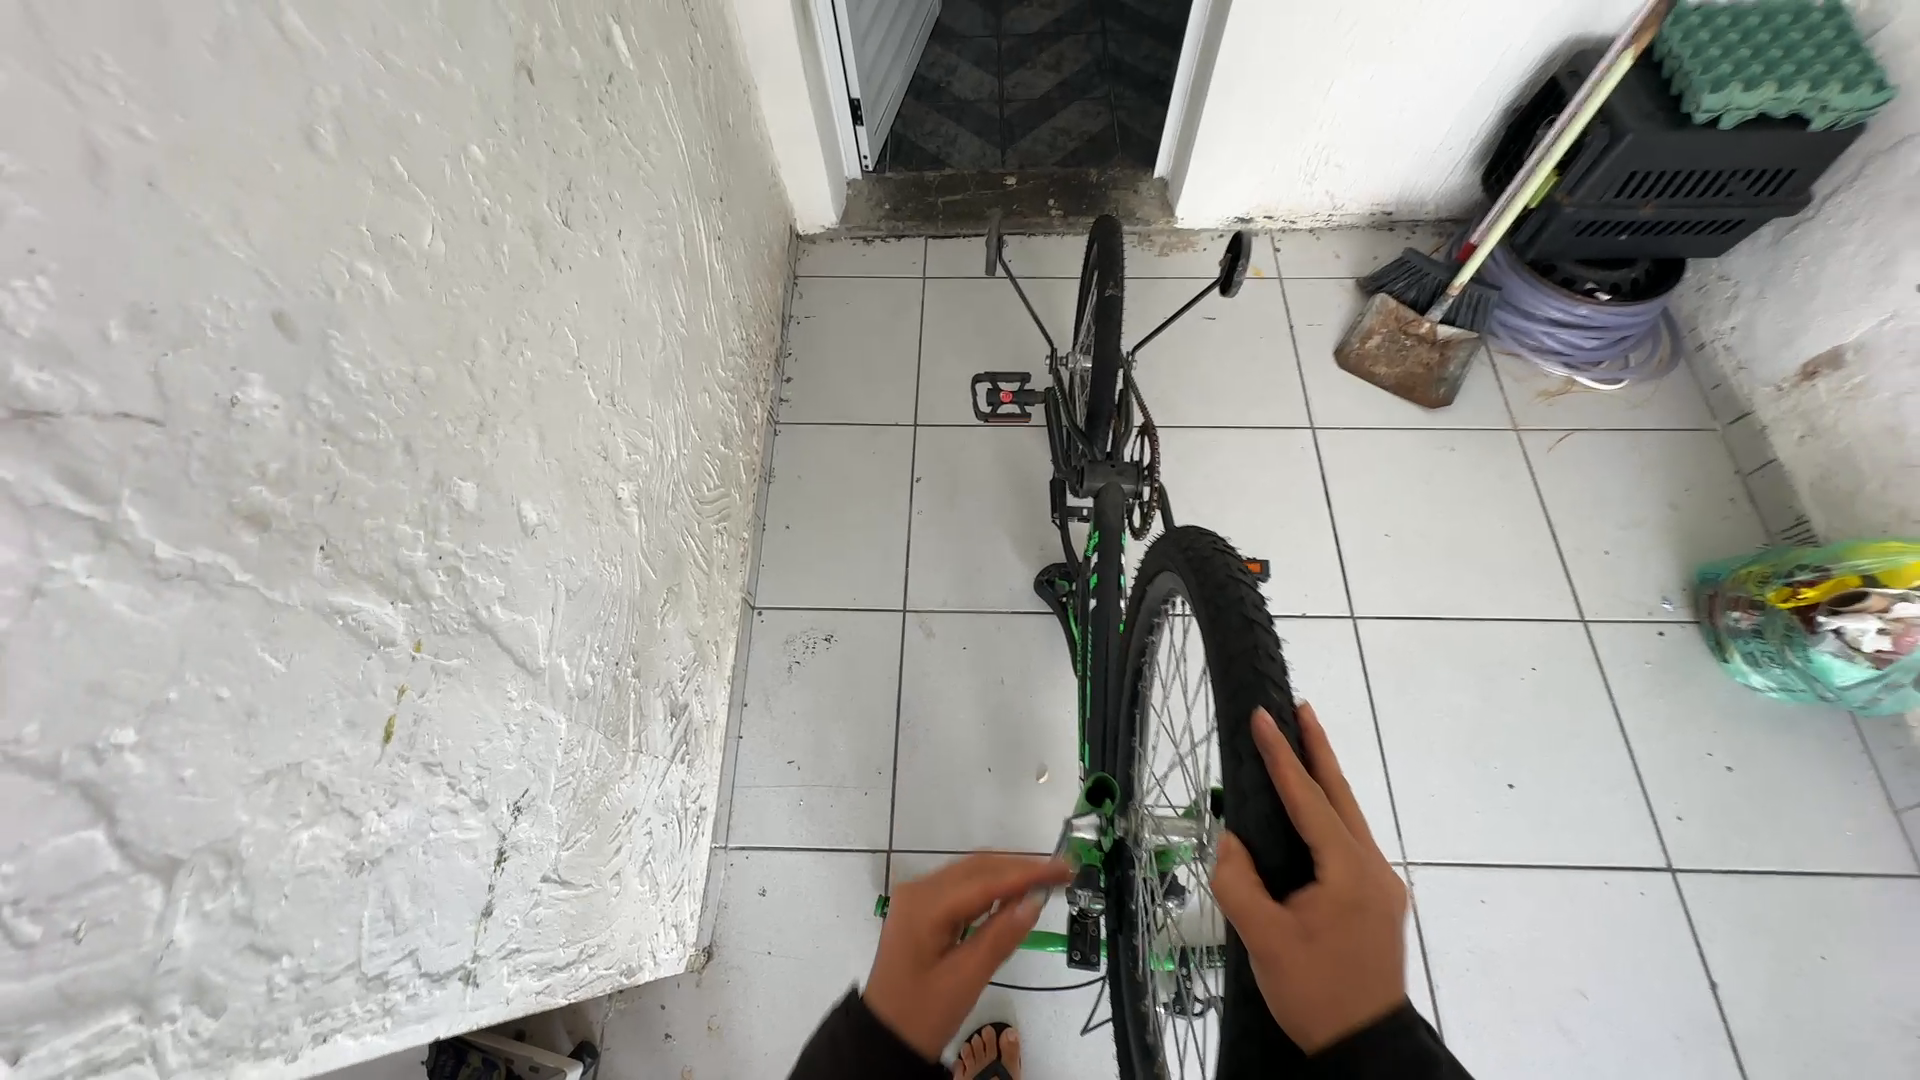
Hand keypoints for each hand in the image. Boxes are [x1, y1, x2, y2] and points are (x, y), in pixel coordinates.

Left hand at [863, 853, 1072, 1059]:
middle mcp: (919, 889)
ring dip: (1007, 875)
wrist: (884, 1038)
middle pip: (977, 868)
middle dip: (1020, 868)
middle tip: (1061, 874)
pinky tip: (1013, 896)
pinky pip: (962, 889)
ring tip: (1045, 882)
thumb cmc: (923, 1014)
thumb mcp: (965, 980)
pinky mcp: (923, 909)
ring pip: (971, 874)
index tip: (1064, 868)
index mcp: (925, 904)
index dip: (1027, 872)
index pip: (985, 879)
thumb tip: (1035, 901)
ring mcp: (919, 897)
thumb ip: (1000, 937)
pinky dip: (991, 889)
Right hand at [1211, 703, 1409, 1053]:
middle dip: (1318, 749)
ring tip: (1302, 742)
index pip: (1308, 800)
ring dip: (1323, 778)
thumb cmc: (1313, 992)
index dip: (1282, 756)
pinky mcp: (1375, 898)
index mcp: (1347, 872)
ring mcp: (1379, 884)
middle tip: (1300, 707)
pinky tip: (1309, 807)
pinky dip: (1326, 810)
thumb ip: (1237, 881)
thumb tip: (1230, 841)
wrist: (1366, 1048)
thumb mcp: (1263, 939)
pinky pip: (1347, 839)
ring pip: (1347, 816)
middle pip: (1340, 796)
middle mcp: (1371, 868)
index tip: (1263, 717)